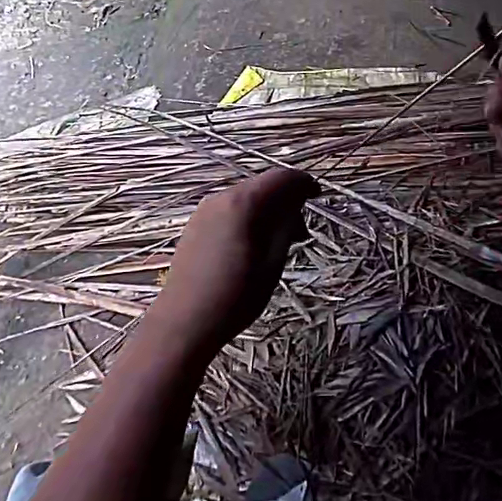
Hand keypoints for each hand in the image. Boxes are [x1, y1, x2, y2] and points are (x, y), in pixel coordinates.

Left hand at [142, 168, 318, 359]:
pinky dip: (249, 217)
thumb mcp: (272, 262)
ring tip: (279, 241)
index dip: (303, 183)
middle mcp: (222, 197)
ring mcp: (205, 210)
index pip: (281, 178)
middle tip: (300, 232)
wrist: (184, 323)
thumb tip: (296, 203)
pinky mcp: (196, 224)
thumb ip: (286, 225)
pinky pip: (230, 209)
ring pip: (246, 197)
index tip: (317, 196)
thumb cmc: (236, 296)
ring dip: (268, 210)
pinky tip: (254, 243)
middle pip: (263, 185)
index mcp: (243, 203)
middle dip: (286, 200)